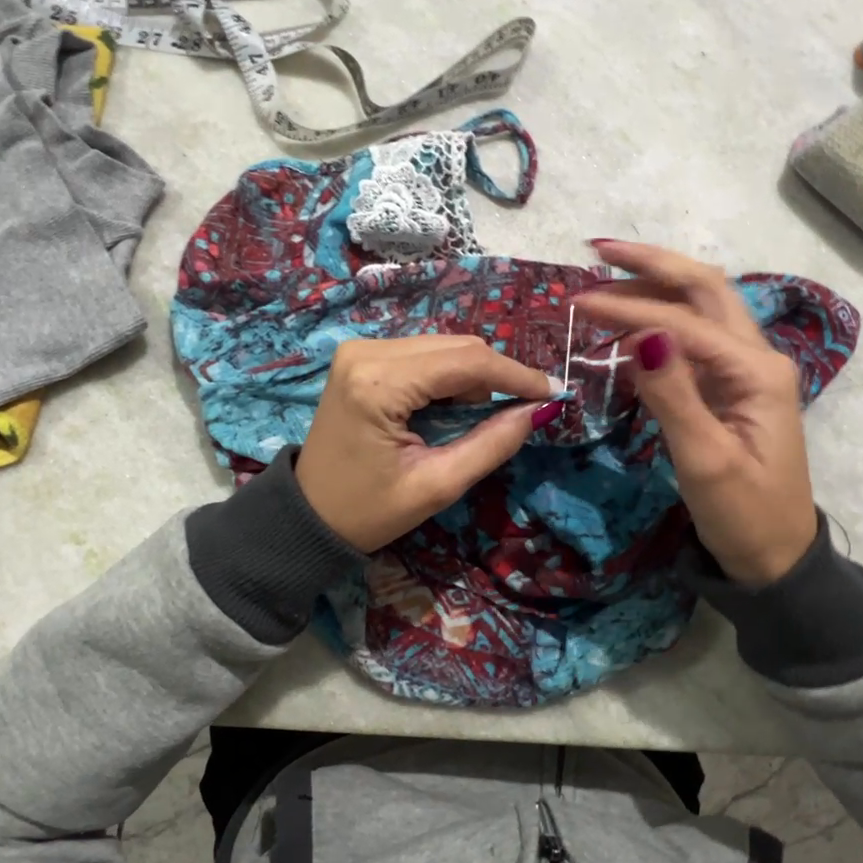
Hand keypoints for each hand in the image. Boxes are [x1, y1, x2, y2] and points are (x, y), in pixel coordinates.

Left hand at [296, 336, 562, 552]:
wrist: (308, 515)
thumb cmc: (368, 511)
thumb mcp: (437, 485)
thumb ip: (491, 443)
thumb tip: (538, 411)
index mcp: (379, 383)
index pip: (466, 361)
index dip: (516, 375)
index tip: (554, 393)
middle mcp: (366, 352)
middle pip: (456, 347)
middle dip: (495, 376)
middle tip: (525, 409)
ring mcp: (359, 350)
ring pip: (442, 347)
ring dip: (471, 378)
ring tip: (478, 420)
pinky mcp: (359, 358)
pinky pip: (422, 355)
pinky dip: (447, 378)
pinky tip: (450, 410)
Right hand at [576, 241, 817, 584]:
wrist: (776, 558)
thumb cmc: (744, 513)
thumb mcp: (705, 460)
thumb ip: (675, 395)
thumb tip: (644, 334)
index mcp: (756, 371)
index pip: (684, 322)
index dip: (629, 307)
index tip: (577, 304)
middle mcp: (755, 358)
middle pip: (703, 290)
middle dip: (652, 265)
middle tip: (598, 250)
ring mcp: (742, 372)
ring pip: (699, 309)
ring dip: (653, 289)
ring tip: (600, 284)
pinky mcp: (728, 389)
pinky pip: (691, 342)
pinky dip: (656, 324)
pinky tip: (623, 329)